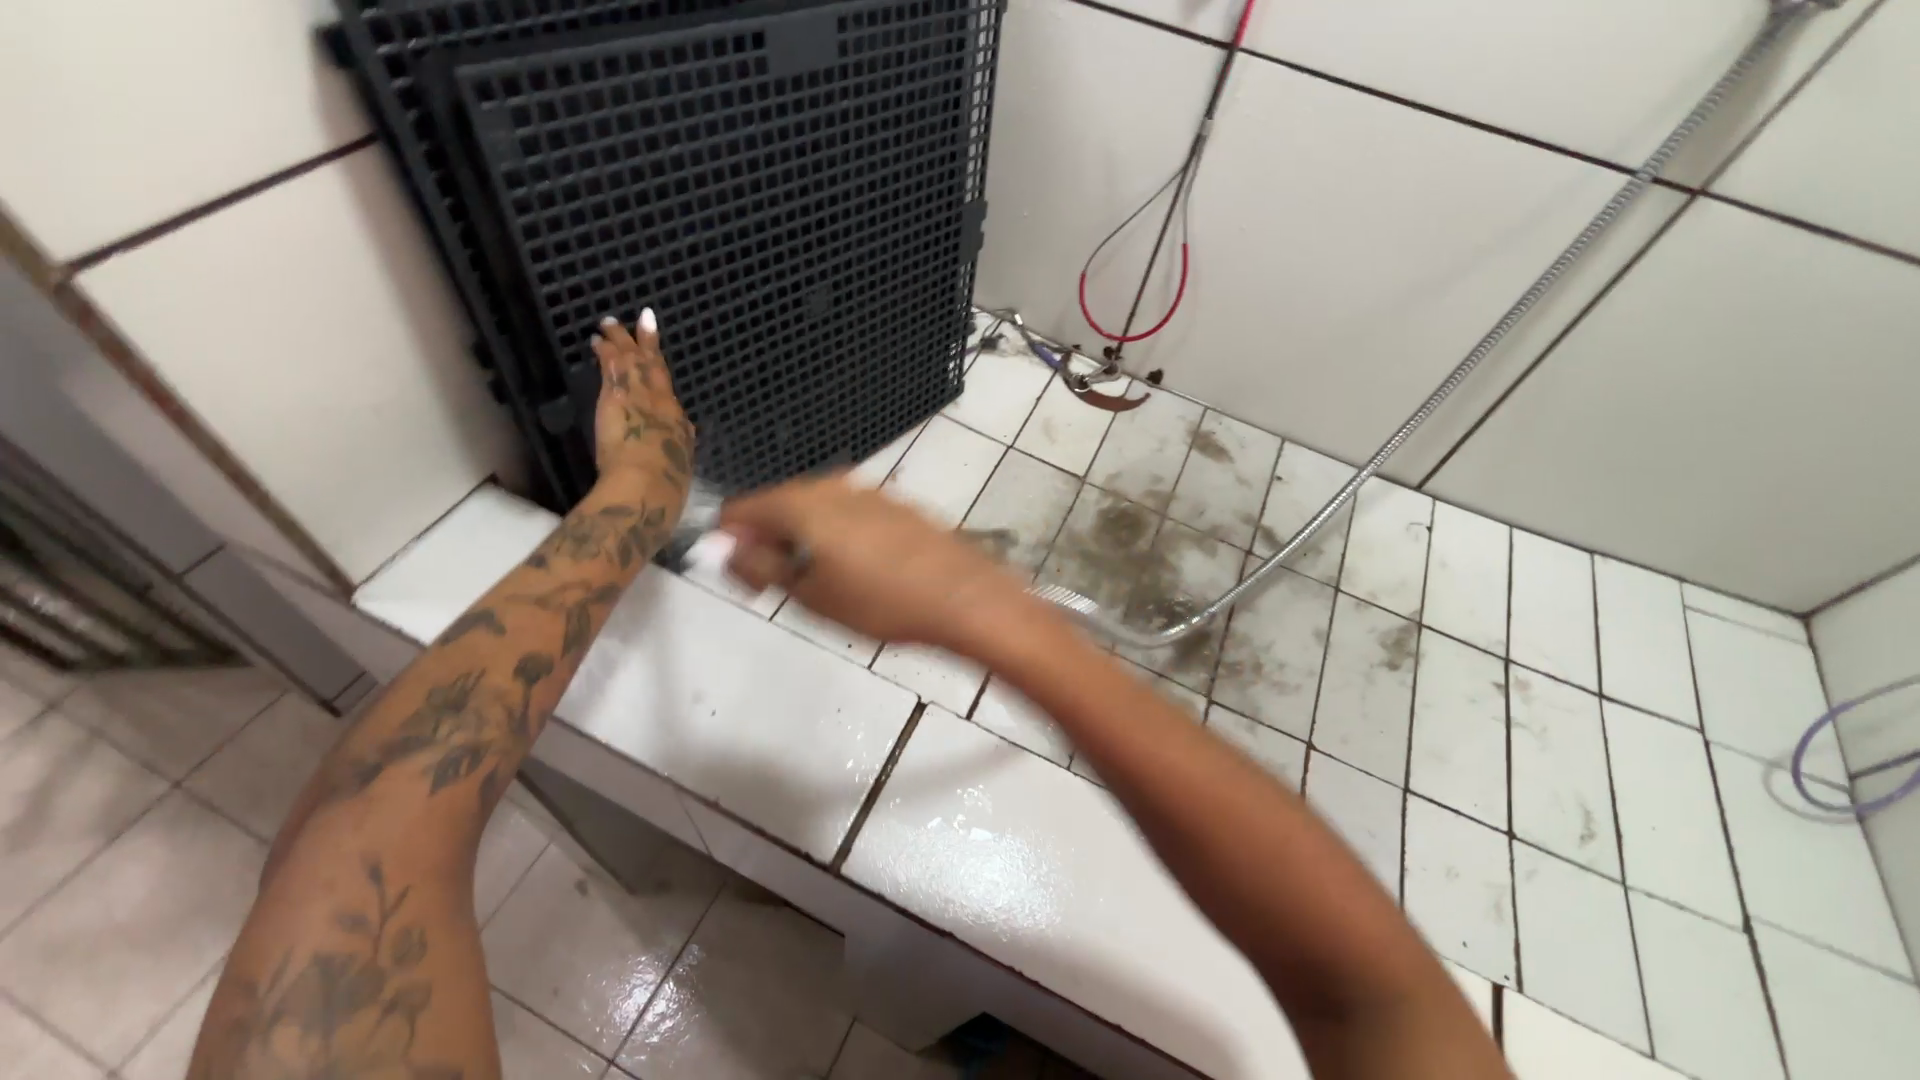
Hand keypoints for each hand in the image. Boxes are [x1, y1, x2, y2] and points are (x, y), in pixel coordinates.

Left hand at [591, 309, 694, 497]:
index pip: (666, 388)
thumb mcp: (679, 463)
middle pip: (653, 365)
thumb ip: (678, 445)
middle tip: (644, 318)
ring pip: (629, 359)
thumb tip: (684, 434)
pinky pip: (610, 366)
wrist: (647, 483)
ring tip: (610, 324)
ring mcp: (638, 395)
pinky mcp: (615, 395)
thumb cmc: (665, 483)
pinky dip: (605, 351)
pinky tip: (597, 340)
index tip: (657, 353)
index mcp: (676, 420)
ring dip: (621, 339)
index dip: (661, 367)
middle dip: (647, 341)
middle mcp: (660, 401)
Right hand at [718, 475, 1042, 654]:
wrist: (965, 596)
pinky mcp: (896, 504)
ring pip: (814, 511)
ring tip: (826, 586)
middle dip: (769, 543)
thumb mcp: (809, 594)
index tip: (749, 581)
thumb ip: (760, 565)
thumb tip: (725, 546)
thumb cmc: (880, 602)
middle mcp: (831, 484)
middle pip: (776, 506)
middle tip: (785, 589)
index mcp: (801, 502)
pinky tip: (862, 573)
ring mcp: (868, 491)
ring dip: (804, 542)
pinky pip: (847, 515)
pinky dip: (838, 538)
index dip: (731, 545)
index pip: (738, 510)